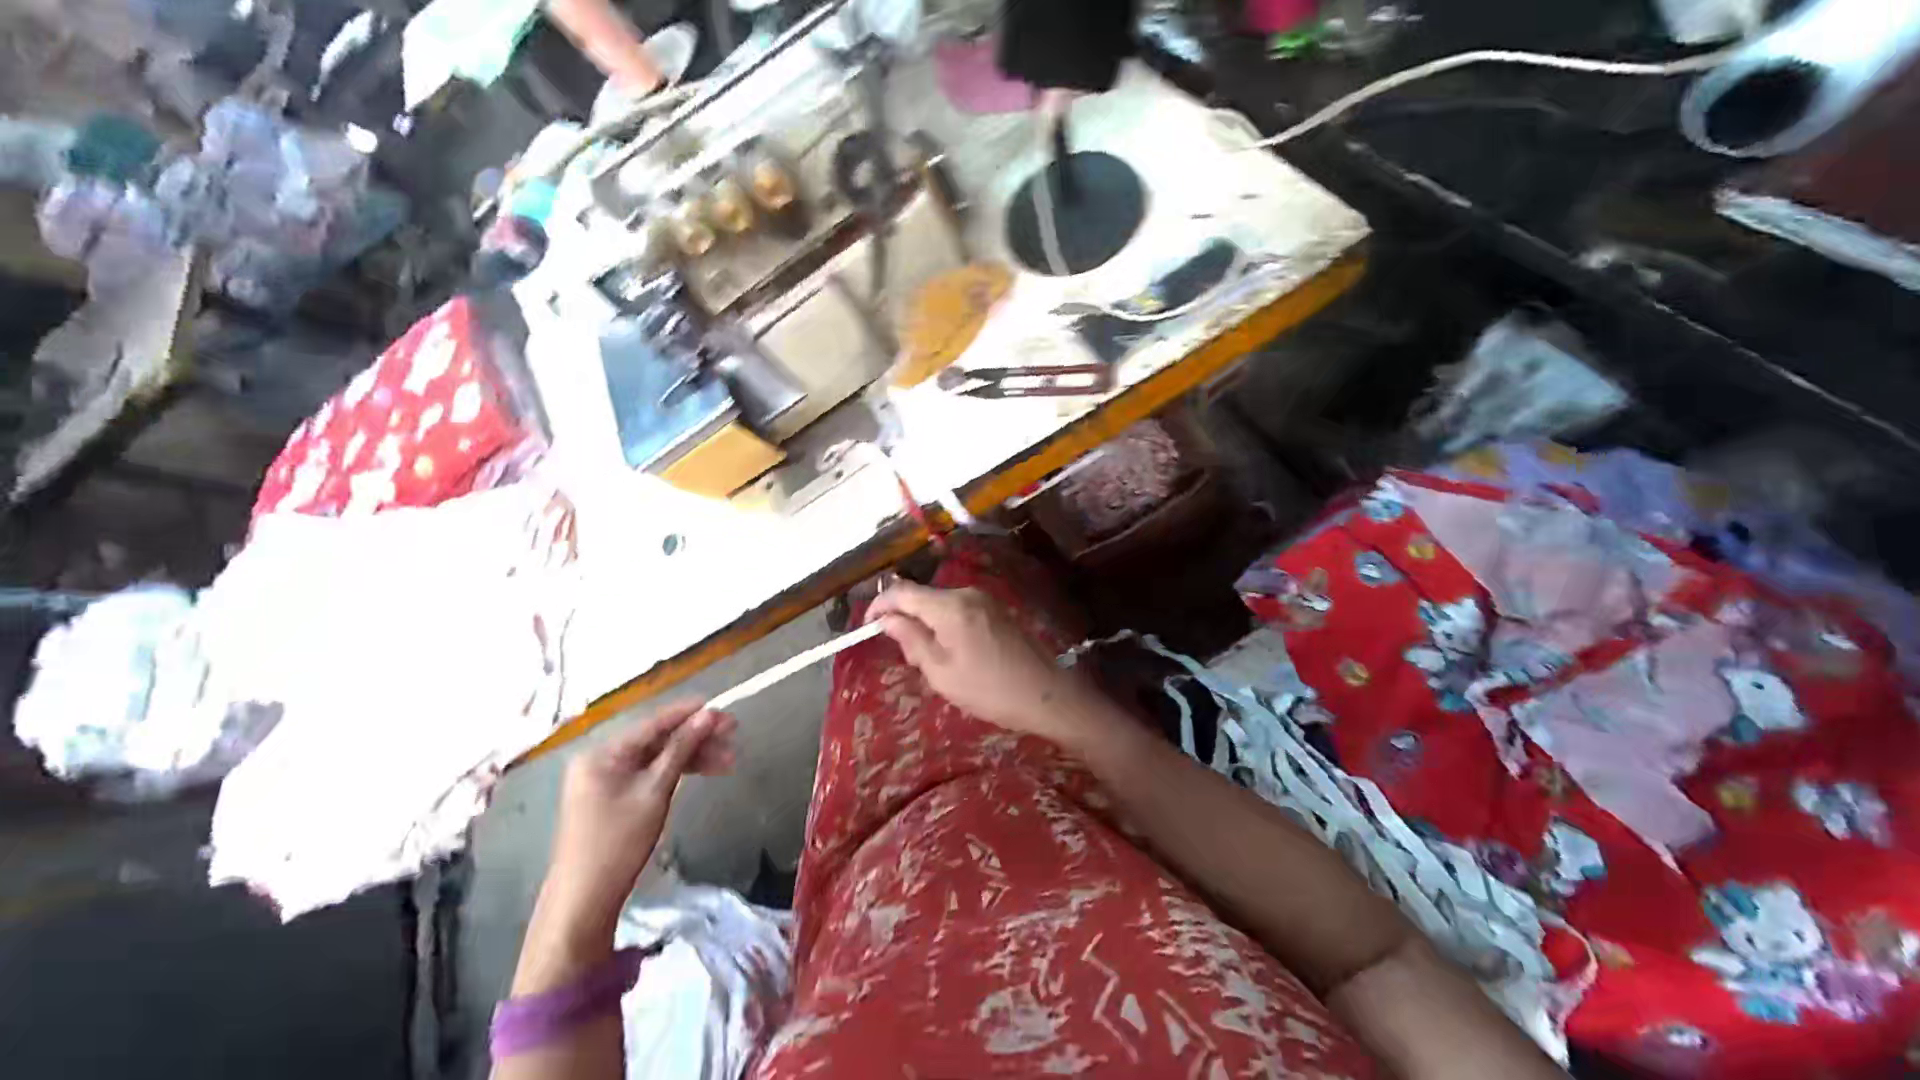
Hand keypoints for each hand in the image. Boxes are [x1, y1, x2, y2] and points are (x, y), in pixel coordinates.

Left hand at [543, 702, 735, 924]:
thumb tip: (708, 715)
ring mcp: (605, 779)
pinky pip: (650, 773)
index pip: (653, 723)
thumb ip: (681, 749)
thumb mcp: (655, 791)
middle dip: (696, 736)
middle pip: (657, 739)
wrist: (585, 900)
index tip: (721, 708)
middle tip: (733, 733)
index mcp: (602, 753)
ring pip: (657, 756)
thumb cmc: (619, 842)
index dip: (688, 713)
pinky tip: (705, 771)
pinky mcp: (613, 796)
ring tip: (729, 759)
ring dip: (692, 755)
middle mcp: (601, 759)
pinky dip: (677, 772)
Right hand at [866, 581, 1116, 749]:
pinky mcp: (997, 610)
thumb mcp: (941, 672)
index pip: (901, 591)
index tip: (867, 626)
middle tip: (903, 653)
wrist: (1047, 695)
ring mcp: (985, 599)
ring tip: (928, 658)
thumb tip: (887, 619)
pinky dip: (945, 624)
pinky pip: (959, 609)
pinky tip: (953, 652)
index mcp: (949, 606)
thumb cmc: (989, 690)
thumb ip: (911, 639)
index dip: (879, 605)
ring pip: (940, 603)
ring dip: (926, 622)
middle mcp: (966, 593)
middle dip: (904, 617)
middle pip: (922, 596)